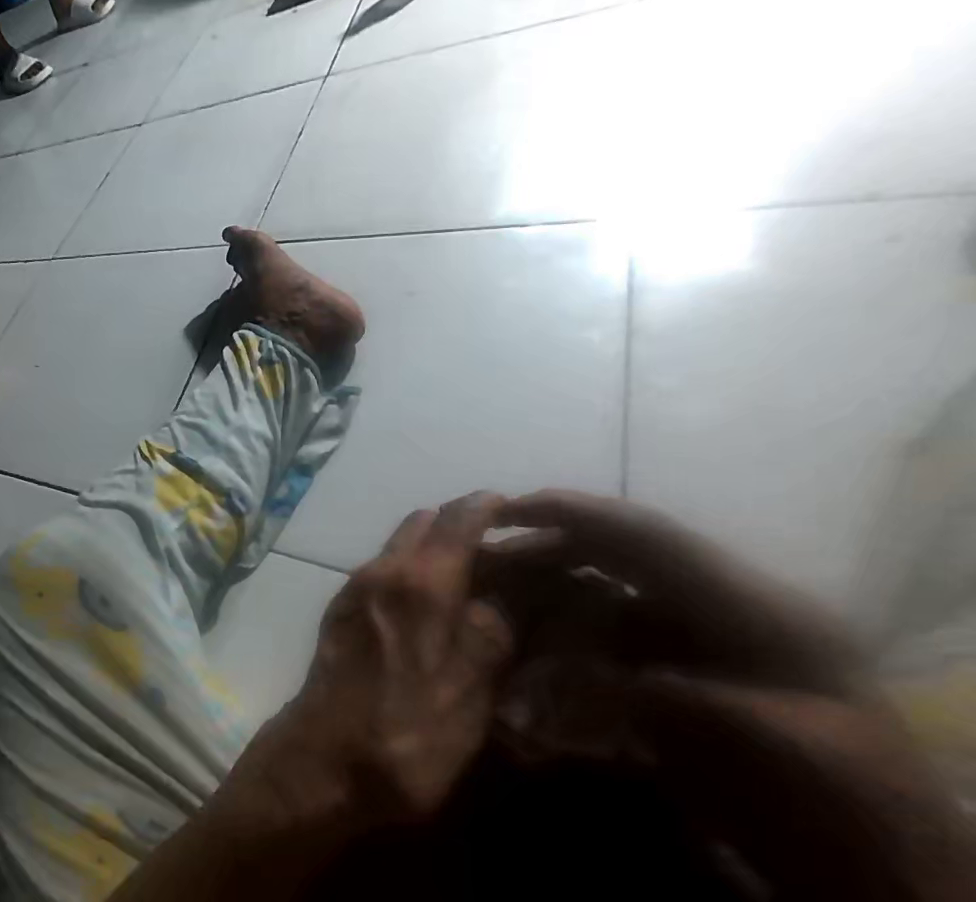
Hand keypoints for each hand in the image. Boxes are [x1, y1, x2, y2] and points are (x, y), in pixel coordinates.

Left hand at [202, 493, 512, 868]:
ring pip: (399, 547)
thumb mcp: (470, 691)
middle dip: (461, 525)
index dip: (486, 508)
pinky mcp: (339, 611)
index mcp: (418, 584)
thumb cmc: (407, 732)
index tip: (516, 507)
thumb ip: (490, 634)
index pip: (455, 522)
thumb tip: (502, 596)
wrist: (324, 758)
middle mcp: (380, 572)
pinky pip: (382, 571)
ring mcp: (353, 589)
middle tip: (505, 549)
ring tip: (478, 577)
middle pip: (422, 525)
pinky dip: (411, 570)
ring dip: (434, 549)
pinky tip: (436, 604)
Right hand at [480, 490, 975, 899]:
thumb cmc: (837, 801)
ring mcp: (710, 645)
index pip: (652, 537)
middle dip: (550, 543)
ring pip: (613, 590)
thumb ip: (647, 690)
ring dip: (552, 584)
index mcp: (760, 610)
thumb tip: (548, 668)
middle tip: (484, 548)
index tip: (503, 507)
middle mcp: (730, 612)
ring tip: (494, 587)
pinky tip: (530, 637)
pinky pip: (614, 632)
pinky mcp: (689, 674)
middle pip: (625, 555)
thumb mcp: (749, 739)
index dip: (575, 512)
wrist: (887, 881)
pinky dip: (568, 627)